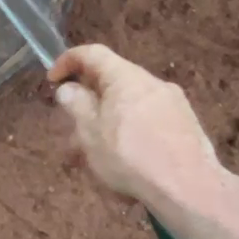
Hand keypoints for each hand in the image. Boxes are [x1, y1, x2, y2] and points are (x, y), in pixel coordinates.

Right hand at [49, 45, 224, 207]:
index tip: (52, 80)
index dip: (68, 60)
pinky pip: (146, 118)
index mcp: (126, 78)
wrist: (186, 185)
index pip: (93, 54)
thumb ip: (77, 106)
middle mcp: (151, 82)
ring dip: (107, 119)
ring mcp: (172, 102)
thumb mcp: (91, 134)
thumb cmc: (129, 157)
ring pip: (129, 103)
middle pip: (113, 80)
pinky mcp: (183, 122)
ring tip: (94, 152)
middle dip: (88, 99)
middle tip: (71, 126)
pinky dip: (128, 129)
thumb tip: (68, 88)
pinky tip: (124, 158)